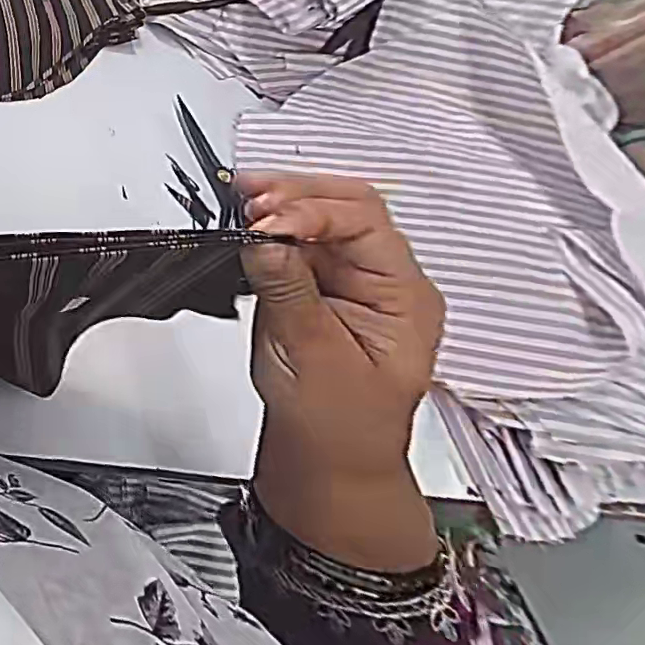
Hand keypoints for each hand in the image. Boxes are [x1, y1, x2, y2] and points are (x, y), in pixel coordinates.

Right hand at [237, 172, 444, 569]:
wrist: (326, 452)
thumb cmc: (338, 420)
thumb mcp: (312, 355)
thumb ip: (287, 292)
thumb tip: (262, 240)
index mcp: (404, 295)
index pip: (364, 224)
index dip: (311, 213)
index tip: (264, 221)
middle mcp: (380, 278)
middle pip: (346, 206)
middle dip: (296, 192)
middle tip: (249, 193)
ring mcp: (347, 277)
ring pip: (316, 216)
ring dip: (278, 203)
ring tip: (241, 199)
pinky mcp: (314, 282)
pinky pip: (291, 240)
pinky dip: (265, 226)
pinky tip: (244, 222)